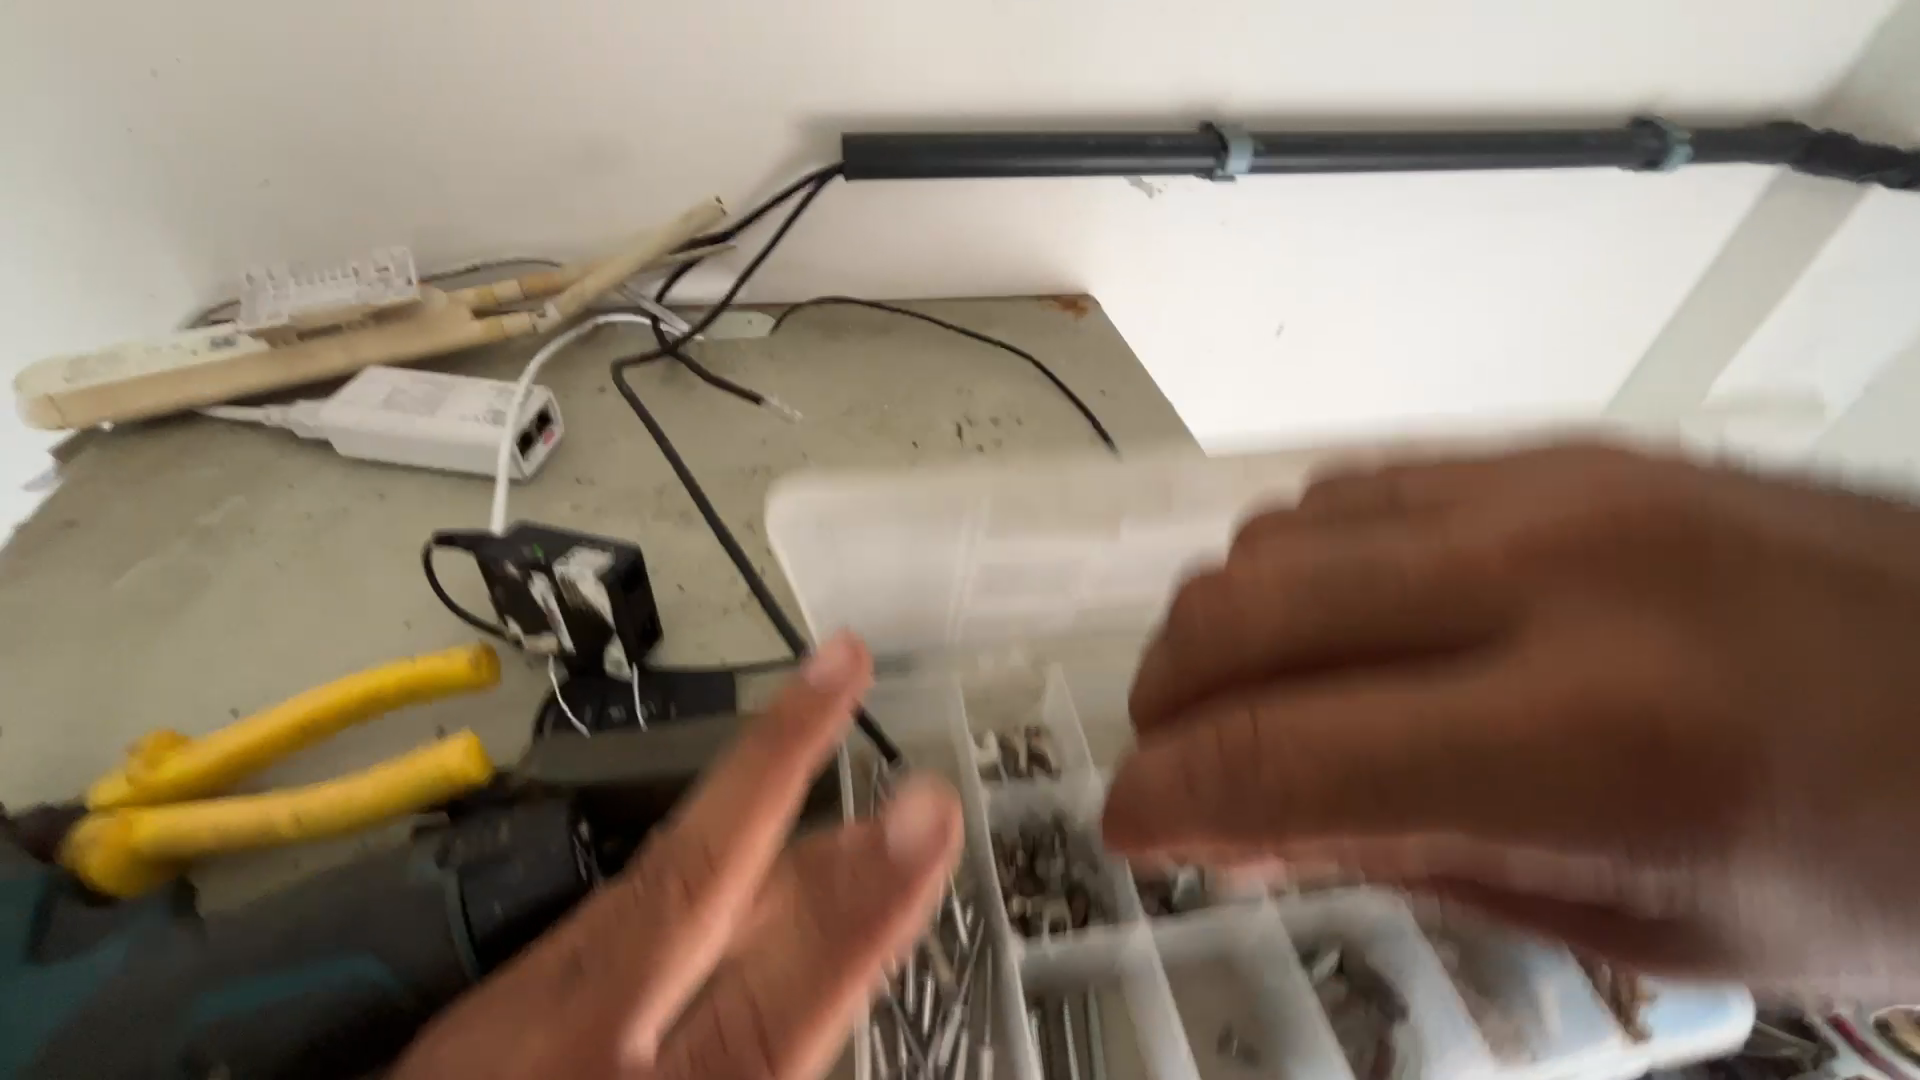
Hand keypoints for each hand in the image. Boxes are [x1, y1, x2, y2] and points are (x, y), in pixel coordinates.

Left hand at [394, 632, 962, 1078]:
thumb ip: (747, 1044)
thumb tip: (825, 1001)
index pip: (762, 1011)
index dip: (857, 911)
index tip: (930, 810)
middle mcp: (567, 1045)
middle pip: (686, 888)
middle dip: (773, 763)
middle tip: (842, 663)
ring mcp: (517, 1014)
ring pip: (655, 883)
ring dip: (750, 804)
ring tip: (820, 726)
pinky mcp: (496, 1005)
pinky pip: (622, 915)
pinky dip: (702, 866)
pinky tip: (752, 851)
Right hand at [1101, 442, 1919, 993]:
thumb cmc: (1870, 855)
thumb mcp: (1633, 919)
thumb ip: (1394, 856)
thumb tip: (1221, 833)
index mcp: (1596, 742)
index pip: (1281, 756)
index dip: (1166, 796)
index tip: (1127, 825)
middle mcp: (1544, 576)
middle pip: (1238, 616)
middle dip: (1164, 698)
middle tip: (1175, 757)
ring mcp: (1537, 486)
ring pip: (1266, 543)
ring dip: (1217, 631)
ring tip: (1251, 693)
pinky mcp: (1536, 448)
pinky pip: (1334, 496)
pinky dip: (1283, 568)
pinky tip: (1321, 619)